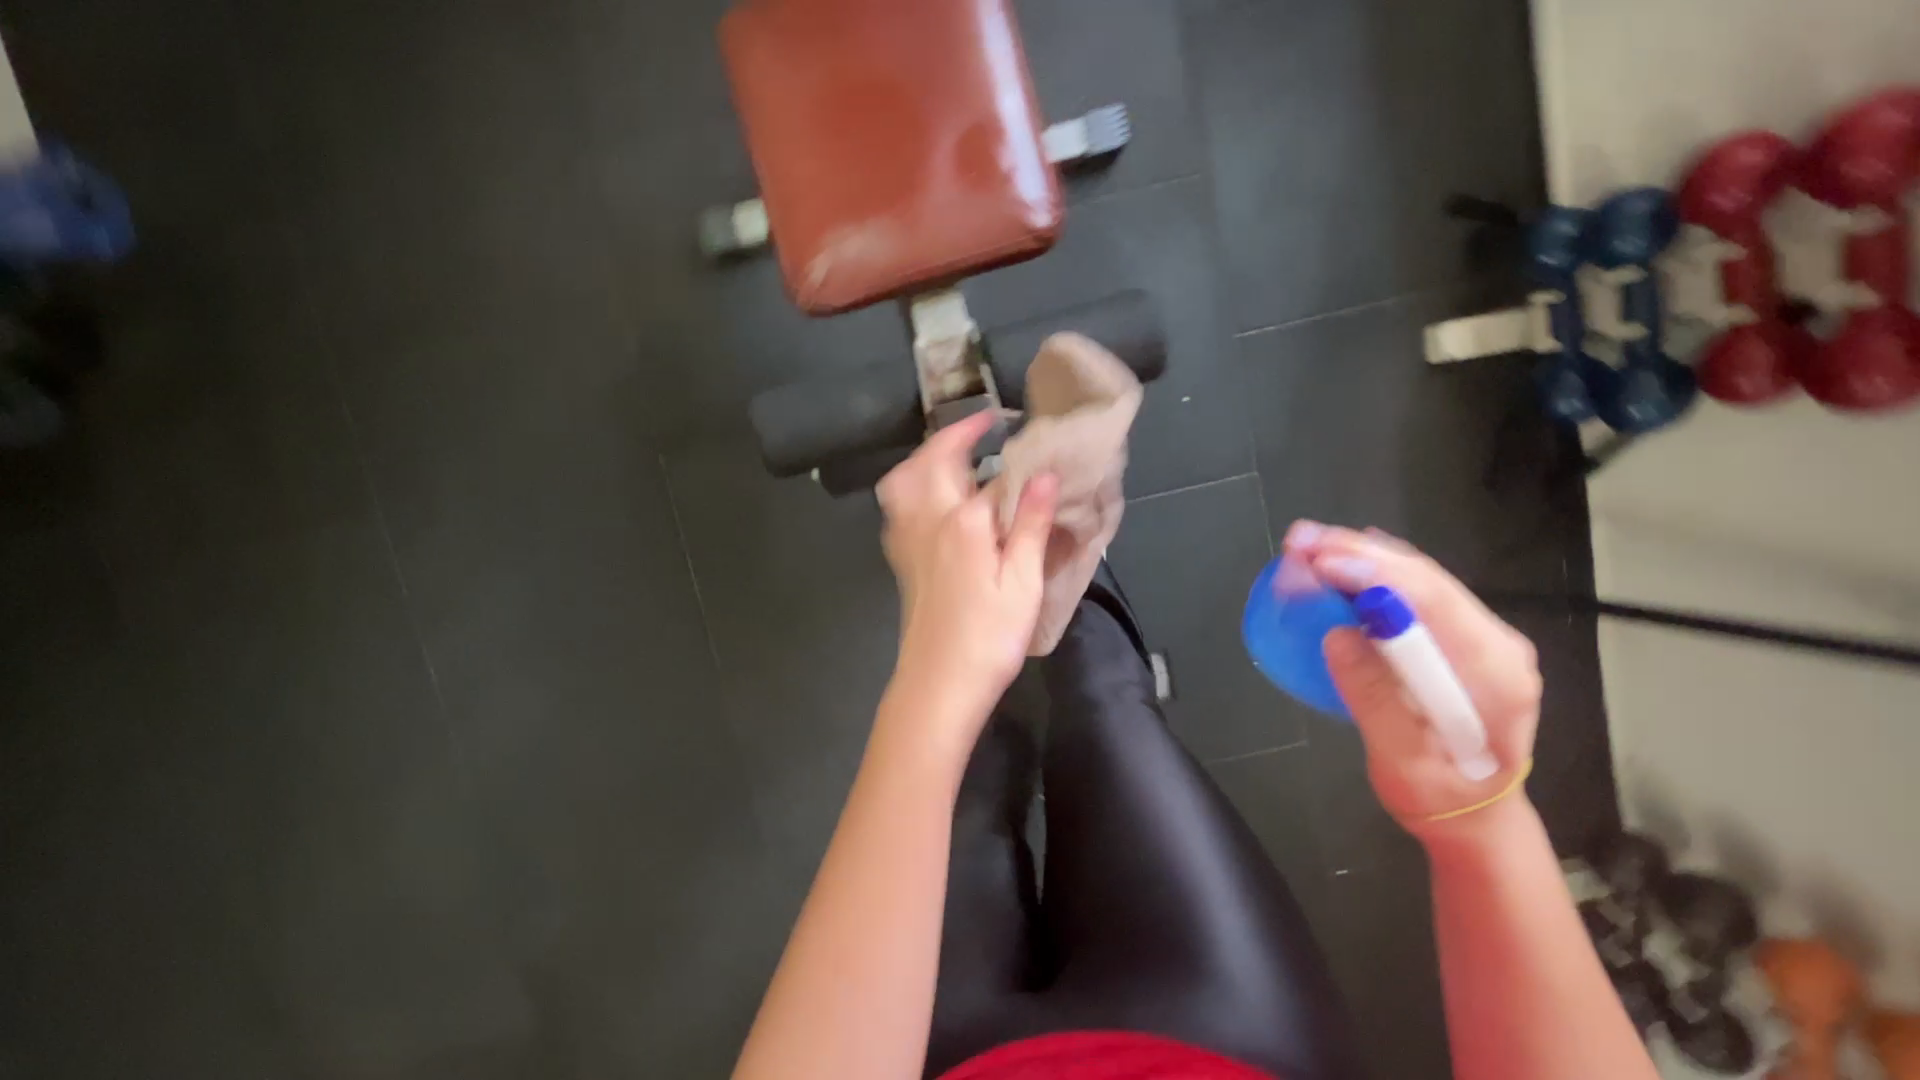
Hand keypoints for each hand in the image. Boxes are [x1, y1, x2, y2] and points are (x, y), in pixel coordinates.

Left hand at [877, 412, 1058, 727]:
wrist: (938, 686)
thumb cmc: (989, 638)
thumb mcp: (1023, 583)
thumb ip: (1032, 525)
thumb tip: (1046, 474)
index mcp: (962, 522)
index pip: (992, 476)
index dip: (1015, 456)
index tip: (1033, 439)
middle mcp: (927, 520)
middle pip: (931, 460)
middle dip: (955, 435)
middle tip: (985, 427)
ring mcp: (907, 540)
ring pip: (904, 480)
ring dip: (925, 458)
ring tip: (954, 458)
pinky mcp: (901, 561)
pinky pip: (898, 507)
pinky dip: (912, 488)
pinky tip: (935, 503)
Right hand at [1284, 522, 1542, 845]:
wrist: (1474, 816)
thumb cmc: (1438, 798)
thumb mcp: (1403, 762)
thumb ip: (1376, 700)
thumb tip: (1338, 635)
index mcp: (1493, 673)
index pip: (1434, 602)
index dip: (1374, 572)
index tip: (1319, 559)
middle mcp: (1495, 643)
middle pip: (1425, 580)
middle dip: (1359, 554)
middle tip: (1298, 540)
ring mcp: (1478, 637)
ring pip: (1417, 580)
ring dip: (1360, 558)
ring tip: (1307, 544)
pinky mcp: (1455, 639)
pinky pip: (1413, 594)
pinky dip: (1371, 575)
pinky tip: (1340, 561)